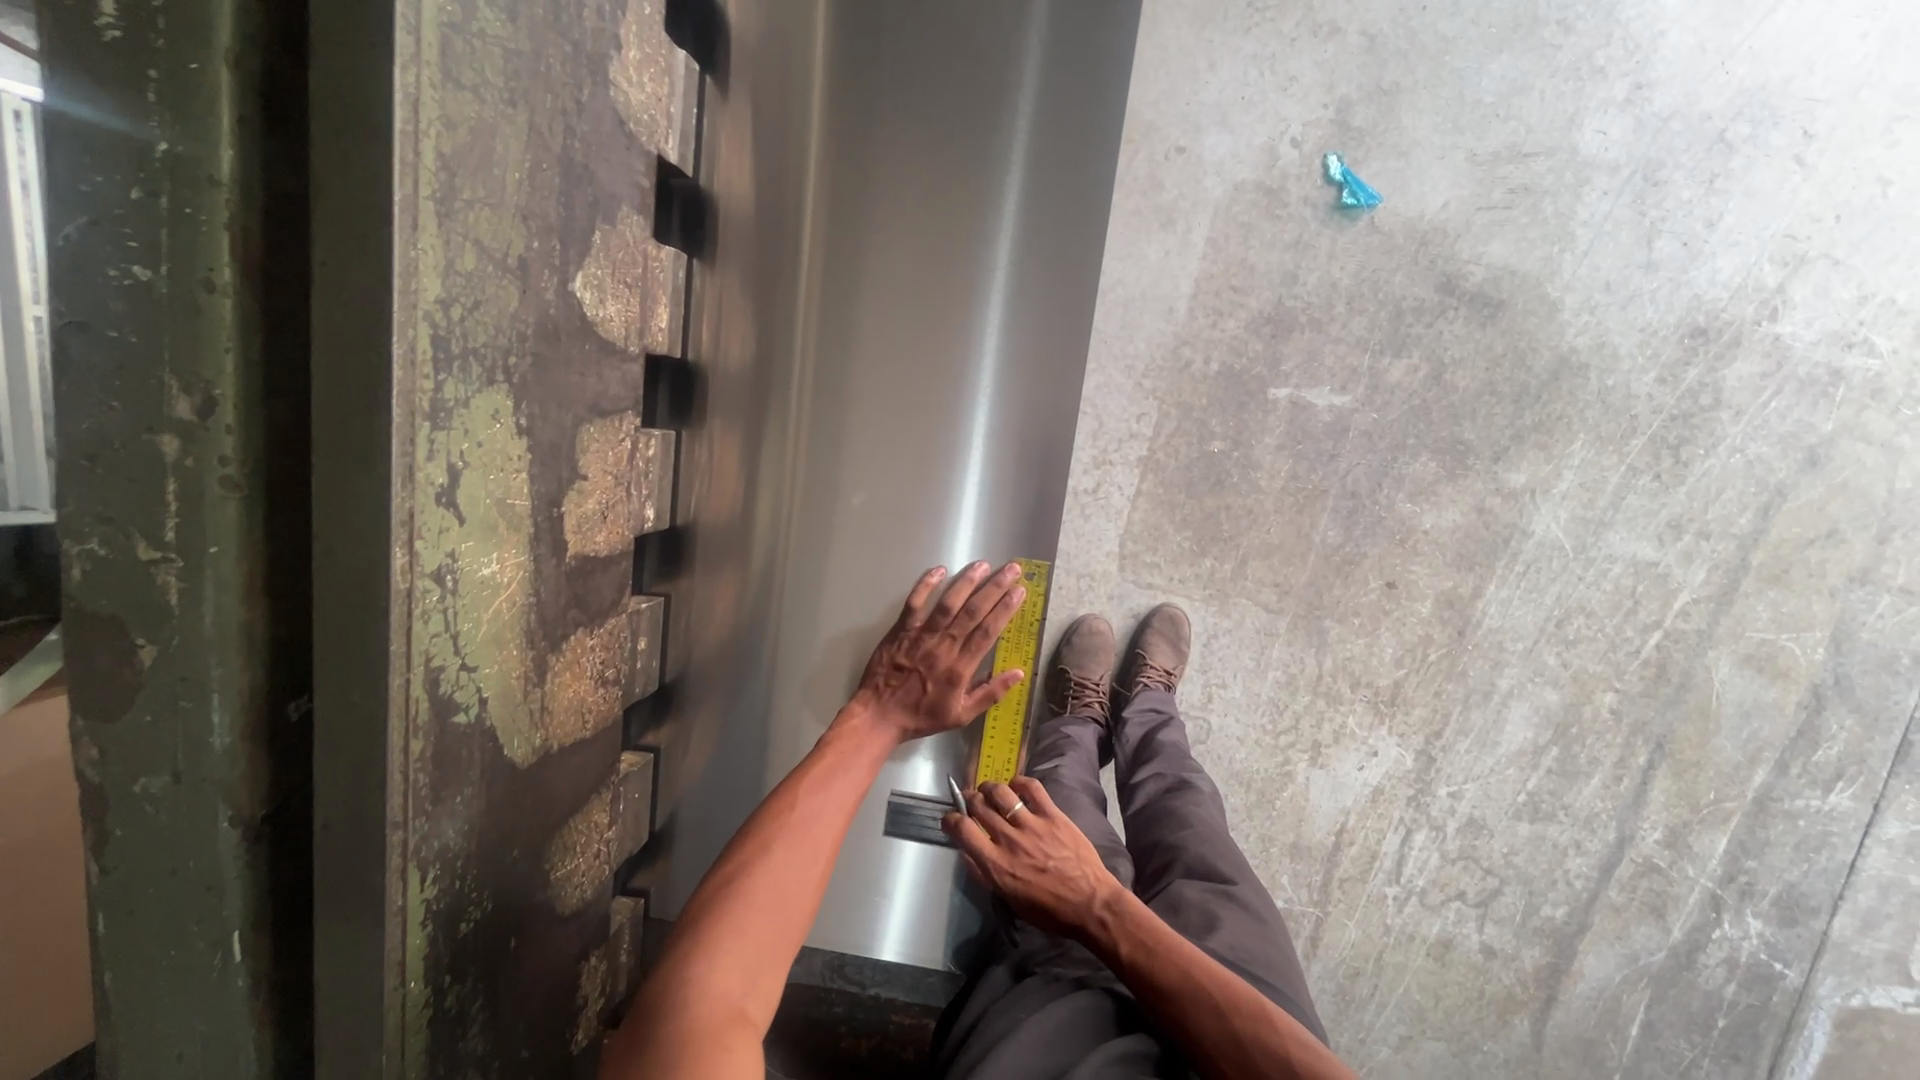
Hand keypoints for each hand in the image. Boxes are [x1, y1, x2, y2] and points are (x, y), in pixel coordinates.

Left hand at [842, 562, 1027, 743]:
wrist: (879, 715)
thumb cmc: (921, 716)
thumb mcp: (961, 715)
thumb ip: (991, 694)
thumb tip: (1019, 673)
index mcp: (961, 669)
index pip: (988, 632)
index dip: (1006, 609)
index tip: (1019, 592)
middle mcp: (944, 647)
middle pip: (973, 612)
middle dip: (994, 588)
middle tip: (1012, 569)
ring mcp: (921, 636)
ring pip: (947, 603)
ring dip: (966, 582)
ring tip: (983, 565)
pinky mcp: (900, 630)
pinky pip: (914, 603)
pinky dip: (926, 585)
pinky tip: (940, 570)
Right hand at [944, 777, 1125, 939]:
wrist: (1090, 904)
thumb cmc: (1049, 911)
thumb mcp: (1009, 901)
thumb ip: (985, 876)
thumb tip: (967, 854)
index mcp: (995, 865)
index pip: (962, 830)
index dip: (950, 819)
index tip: (950, 819)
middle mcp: (1009, 840)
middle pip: (978, 806)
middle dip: (969, 800)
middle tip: (971, 801)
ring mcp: (1031, 824)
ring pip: (1000, 792)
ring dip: (989, 788)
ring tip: (989, 790)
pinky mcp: (1053, 815)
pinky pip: (1031, 788)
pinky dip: (1019, 782)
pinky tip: (1016, 786)